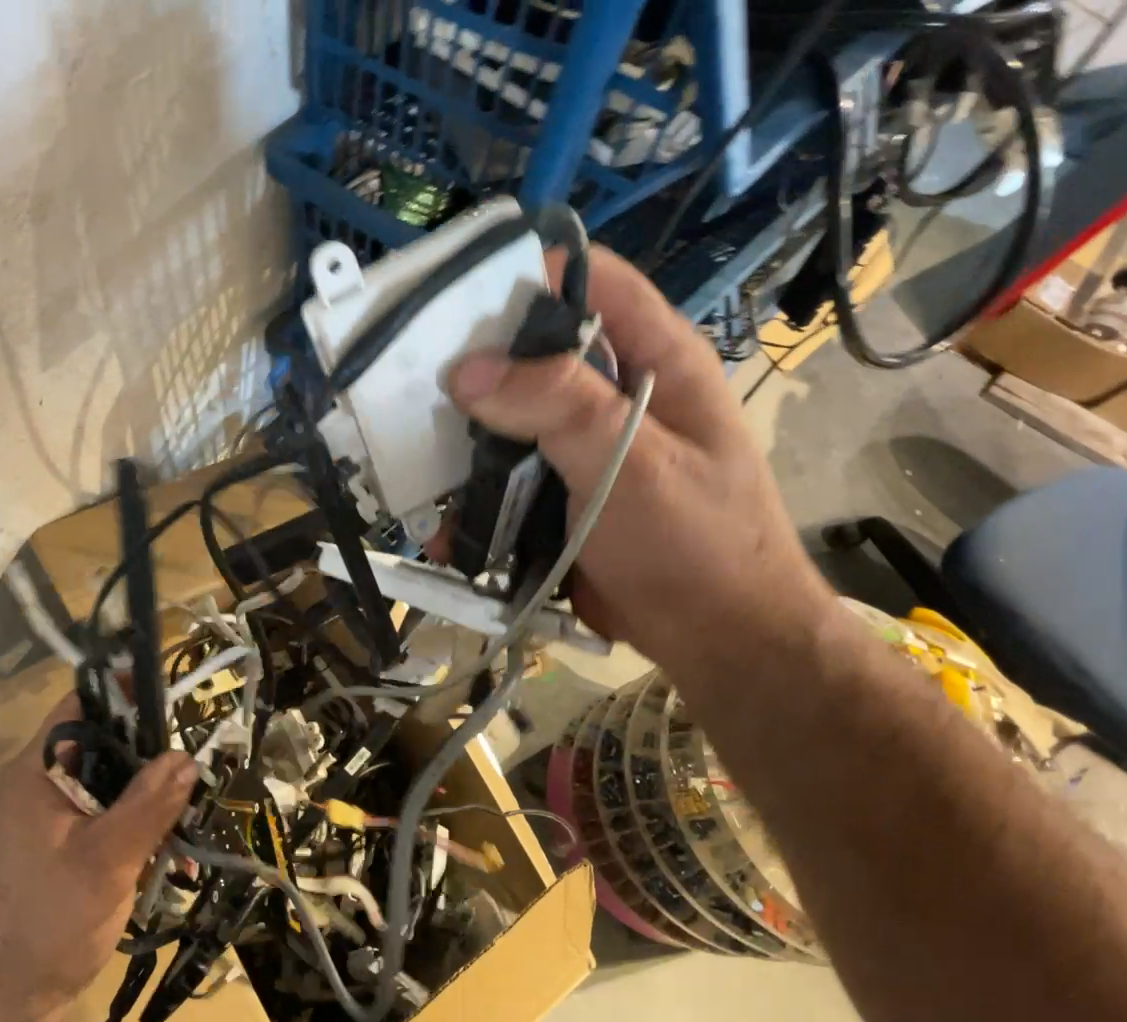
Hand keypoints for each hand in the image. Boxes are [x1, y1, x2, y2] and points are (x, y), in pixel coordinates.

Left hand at [0, 692, 198, 1012]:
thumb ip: (149, 803)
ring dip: (148, 794)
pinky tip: (171, 848)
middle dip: (146, 751)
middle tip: (190, 760)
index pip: (77, 708)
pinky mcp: (66, 843)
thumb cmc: (56, 917)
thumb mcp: (110, 857)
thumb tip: (186, 756)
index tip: (167, 692)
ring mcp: (52, 816)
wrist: (20, 993)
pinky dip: (138, 823)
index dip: (119, 693)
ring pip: (109, 782)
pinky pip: (108, 815)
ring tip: (189, 806)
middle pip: (100, 744)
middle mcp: (40, 785)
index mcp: (36, 773)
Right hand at [445, 247, 838, 681]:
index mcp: (652, 359)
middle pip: (529, 352)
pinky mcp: (555, 495)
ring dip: (461, 446)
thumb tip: (464, 369)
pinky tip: (446, 530)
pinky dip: (470, 500)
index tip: (453, 300)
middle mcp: (610, 391)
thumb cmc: (695, 543)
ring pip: (503, 420)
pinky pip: (500, 480)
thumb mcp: (632, 461)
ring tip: (414, 468)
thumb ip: (556, 403)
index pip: (590, 281)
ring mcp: (579, 446)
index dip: (526, 275)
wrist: (716, 641)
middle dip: (471, 368)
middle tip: (409, 386)